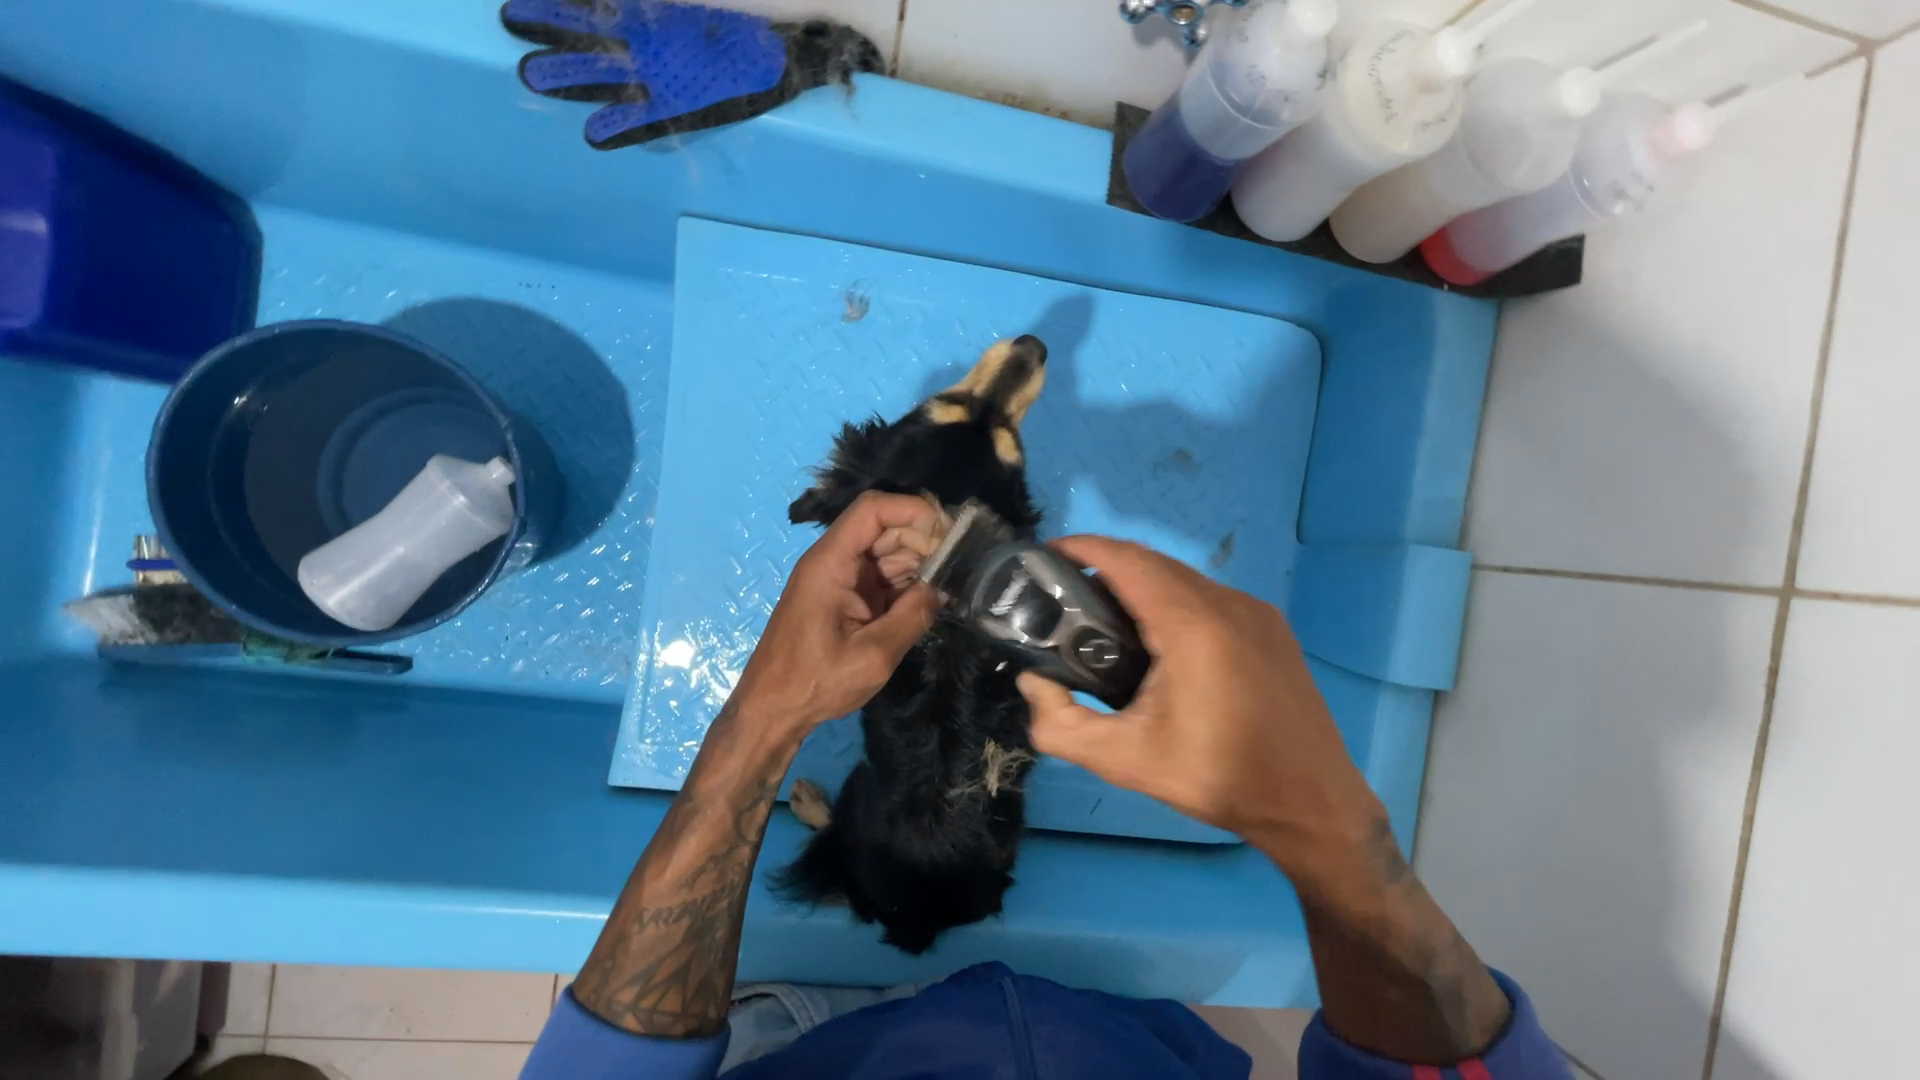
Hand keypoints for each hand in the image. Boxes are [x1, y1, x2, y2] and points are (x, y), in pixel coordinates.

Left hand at [736, 492, 944, 737]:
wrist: (771, 711)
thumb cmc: (815, 682)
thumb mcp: (873, 655)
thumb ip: (913, 616)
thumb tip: (943, 589)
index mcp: (830, 562)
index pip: (873, 510)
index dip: (913, 510)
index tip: (948, 534)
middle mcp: (834, 561)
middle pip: (884, 528)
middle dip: (923, 540)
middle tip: (958, 567)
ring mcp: (840, 580)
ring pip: (887, 552)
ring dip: (919, 563)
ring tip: (952, 584)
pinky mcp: (846, 599)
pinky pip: (882, 577)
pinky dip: (907, 584)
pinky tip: (932, 599)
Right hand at [1016, 537, 1384, 878]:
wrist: (1313, 803)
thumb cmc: (1218, 778)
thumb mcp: (1125, 761)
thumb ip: (1061, 725)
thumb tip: (1033, 683)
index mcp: (1192, 626)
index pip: (1127, 561)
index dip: (1082, 548)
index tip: (1046, 556)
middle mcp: (1227, 604)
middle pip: (1153, 563)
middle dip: (1104, 565)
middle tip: (1064, 593)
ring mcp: (1255, 612)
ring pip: (1183, 577)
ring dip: (1140, 581)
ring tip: (1103, 615)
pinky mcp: (1271, 627)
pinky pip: (1209, 595)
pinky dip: (1172, 598)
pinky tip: (1158, 636)